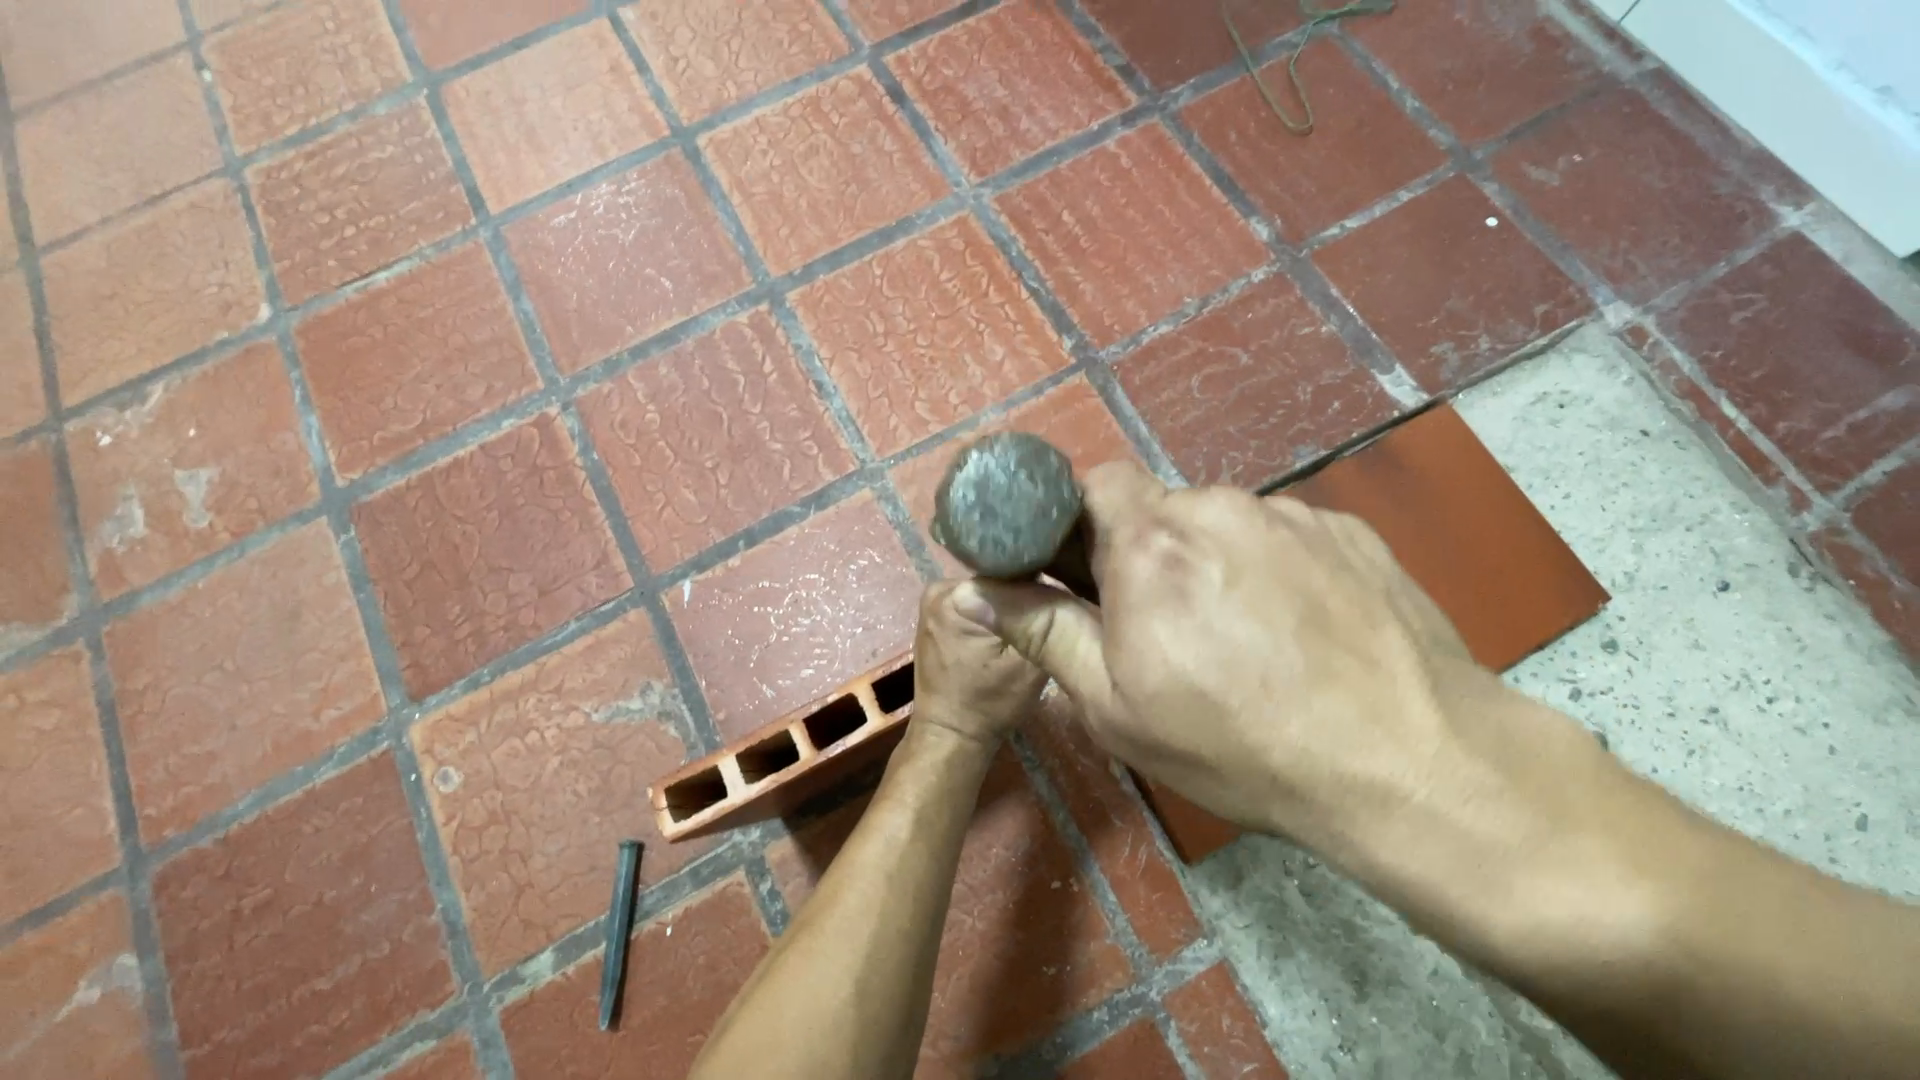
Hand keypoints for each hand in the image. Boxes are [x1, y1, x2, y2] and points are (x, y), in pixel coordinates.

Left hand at [910, 580, 1047, 747]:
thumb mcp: (1028, 662)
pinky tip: (1011, 627)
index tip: (1061, 601)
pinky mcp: (935, 612)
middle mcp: (939, 588)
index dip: (1041, 585)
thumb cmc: (990, 703)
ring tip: (1033, 621)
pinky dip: (995, 610)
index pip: (1013, 571)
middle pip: (1000, 577)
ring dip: (1011, 602)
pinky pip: (977, 599)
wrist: (950, 735)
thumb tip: (1055, 581)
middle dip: (1024, 594)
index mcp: (957, 595)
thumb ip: (1042, 617)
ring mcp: (933, 599)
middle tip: (1050, 614)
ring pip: (990, 588)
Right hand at [965, 461, 1499, 858]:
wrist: (1409, 761)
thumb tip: (978, 593)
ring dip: (1212, 564)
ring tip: (1242, 639)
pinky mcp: (1349, 531)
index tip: (1084, 571)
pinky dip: (1272, 570)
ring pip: (1223, 523)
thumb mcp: (1116, 707)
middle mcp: (1218, 507)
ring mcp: (1292, 514)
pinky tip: (1298, 632)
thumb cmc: (1240, 743)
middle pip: (1160, 508)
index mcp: (1150, 544)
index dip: (1079, 521)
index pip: (1093, 483)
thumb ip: (1045, 633)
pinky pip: (1284, 537)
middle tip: (1162, 626)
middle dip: (1146, 553)